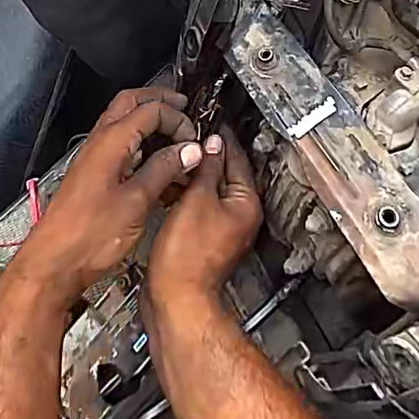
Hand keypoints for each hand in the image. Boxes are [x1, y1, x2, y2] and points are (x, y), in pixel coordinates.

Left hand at [8, 88, 200, 307]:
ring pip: (122, 119)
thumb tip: (188, 150)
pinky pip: (117, 142)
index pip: (150, 109)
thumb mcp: (137, 201)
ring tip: (171, 128)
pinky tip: (152, 157)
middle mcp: (99, 142)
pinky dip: (138, 139)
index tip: (193, 139)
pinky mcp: (92, 173)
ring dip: (147, 117)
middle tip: (181, 106)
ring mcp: (93, 156)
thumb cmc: (88, 236)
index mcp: (111, 141)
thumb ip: (164, 169)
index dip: (176, 119)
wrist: (54, 262)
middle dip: (158, 100)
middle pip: (130, 101)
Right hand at [146, 129, 262, 319]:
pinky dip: (189, 191)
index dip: (221, 136)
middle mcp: (241, 215)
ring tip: (178, 156)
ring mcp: (224, 227)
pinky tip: (172, 185)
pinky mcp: (206, 237)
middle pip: (226, 172)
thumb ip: (206, 168)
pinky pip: (201, 203)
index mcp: (245, 203)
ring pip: (212, 188)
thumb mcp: (196, 198)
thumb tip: (211, 144)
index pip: (237, 157)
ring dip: (196, 172)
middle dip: (208, 153)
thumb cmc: (187, 257)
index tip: (210, 120)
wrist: (175, 297)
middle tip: (189, 134)